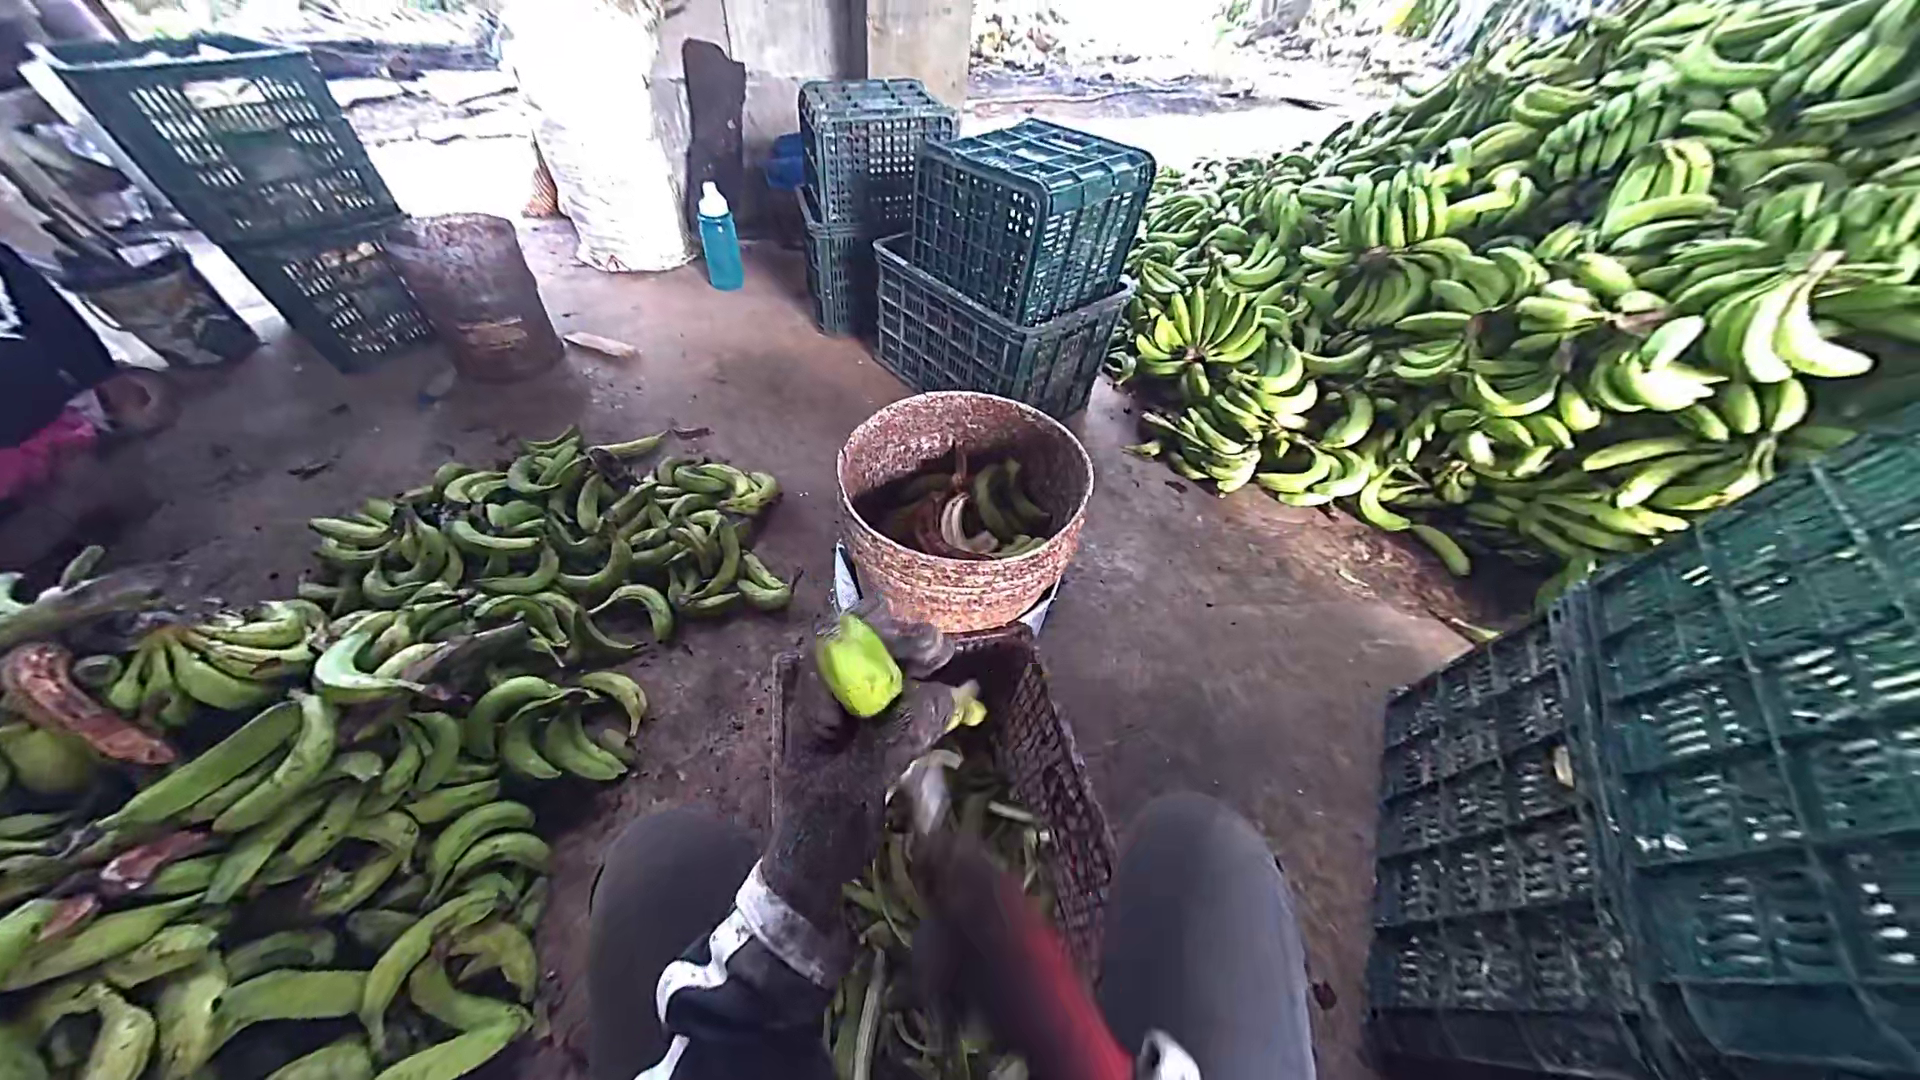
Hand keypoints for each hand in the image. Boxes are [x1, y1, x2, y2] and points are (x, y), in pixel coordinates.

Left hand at [762, 611, 955, 930]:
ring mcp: (849, 709)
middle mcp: (829, 695)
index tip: (922, 644)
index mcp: (811, 701)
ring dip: (916, 661)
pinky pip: (898, 694)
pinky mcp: (870, 726)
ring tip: (945, 661)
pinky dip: (923, 689)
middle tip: (941, 651)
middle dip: (904, 643)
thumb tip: (947, 695)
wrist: (815, 868)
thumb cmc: (825, 827)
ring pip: (884, 666)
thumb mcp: (859, 784)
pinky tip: (947, 696)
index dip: (880, 633)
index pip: (839, 643)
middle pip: (864, 646)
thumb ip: (899, 736)